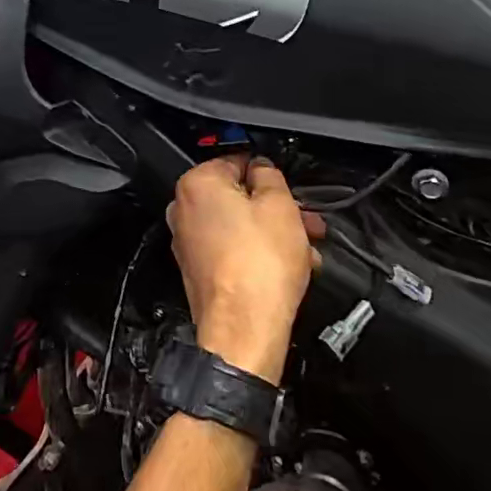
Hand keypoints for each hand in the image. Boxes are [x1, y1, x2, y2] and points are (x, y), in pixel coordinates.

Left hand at [167, 155, 325, 382]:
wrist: (245, 329)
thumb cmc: (259, 267)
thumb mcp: (279, 204)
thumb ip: (270, 174)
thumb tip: (262, 168)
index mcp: (198, 184)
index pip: (238, 160)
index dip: (270, 174)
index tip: (288, 186)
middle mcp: (185, 211)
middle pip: (239, 196)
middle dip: (277, 207)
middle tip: (304, 218)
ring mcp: (190, 243)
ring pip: (239, 223)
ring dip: (273, 230)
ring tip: (306, 246)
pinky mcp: (199, 271)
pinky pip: (233, 248)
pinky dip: (258, 251)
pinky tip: (289, 264)